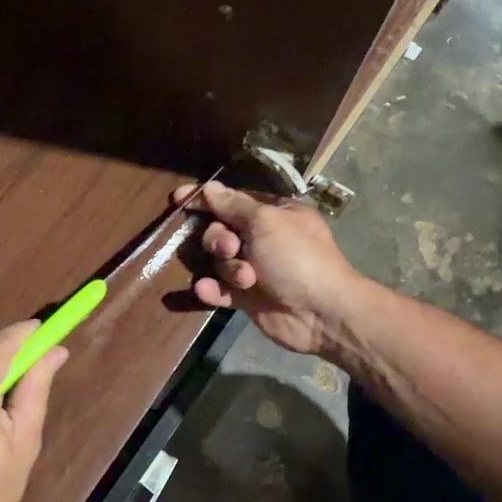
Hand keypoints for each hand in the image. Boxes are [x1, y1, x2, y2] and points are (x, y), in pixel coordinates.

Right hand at [174, 179, 371, 356]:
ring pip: (219, 260)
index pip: (232, 200)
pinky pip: (219, 288)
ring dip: (227, 268)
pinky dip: (212, 289)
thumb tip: (211, 188)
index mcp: (273, 214)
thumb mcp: (266, 222)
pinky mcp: (247, 297)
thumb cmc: (297, 257)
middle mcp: (263, 239)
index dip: (206, 199)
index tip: (179, 198)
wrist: (322, 313)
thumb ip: (234, 205)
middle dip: (219, 239)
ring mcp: (255, 268)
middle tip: (231, 248)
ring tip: (246, 280)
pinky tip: (206, 290)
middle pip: (220, 230)